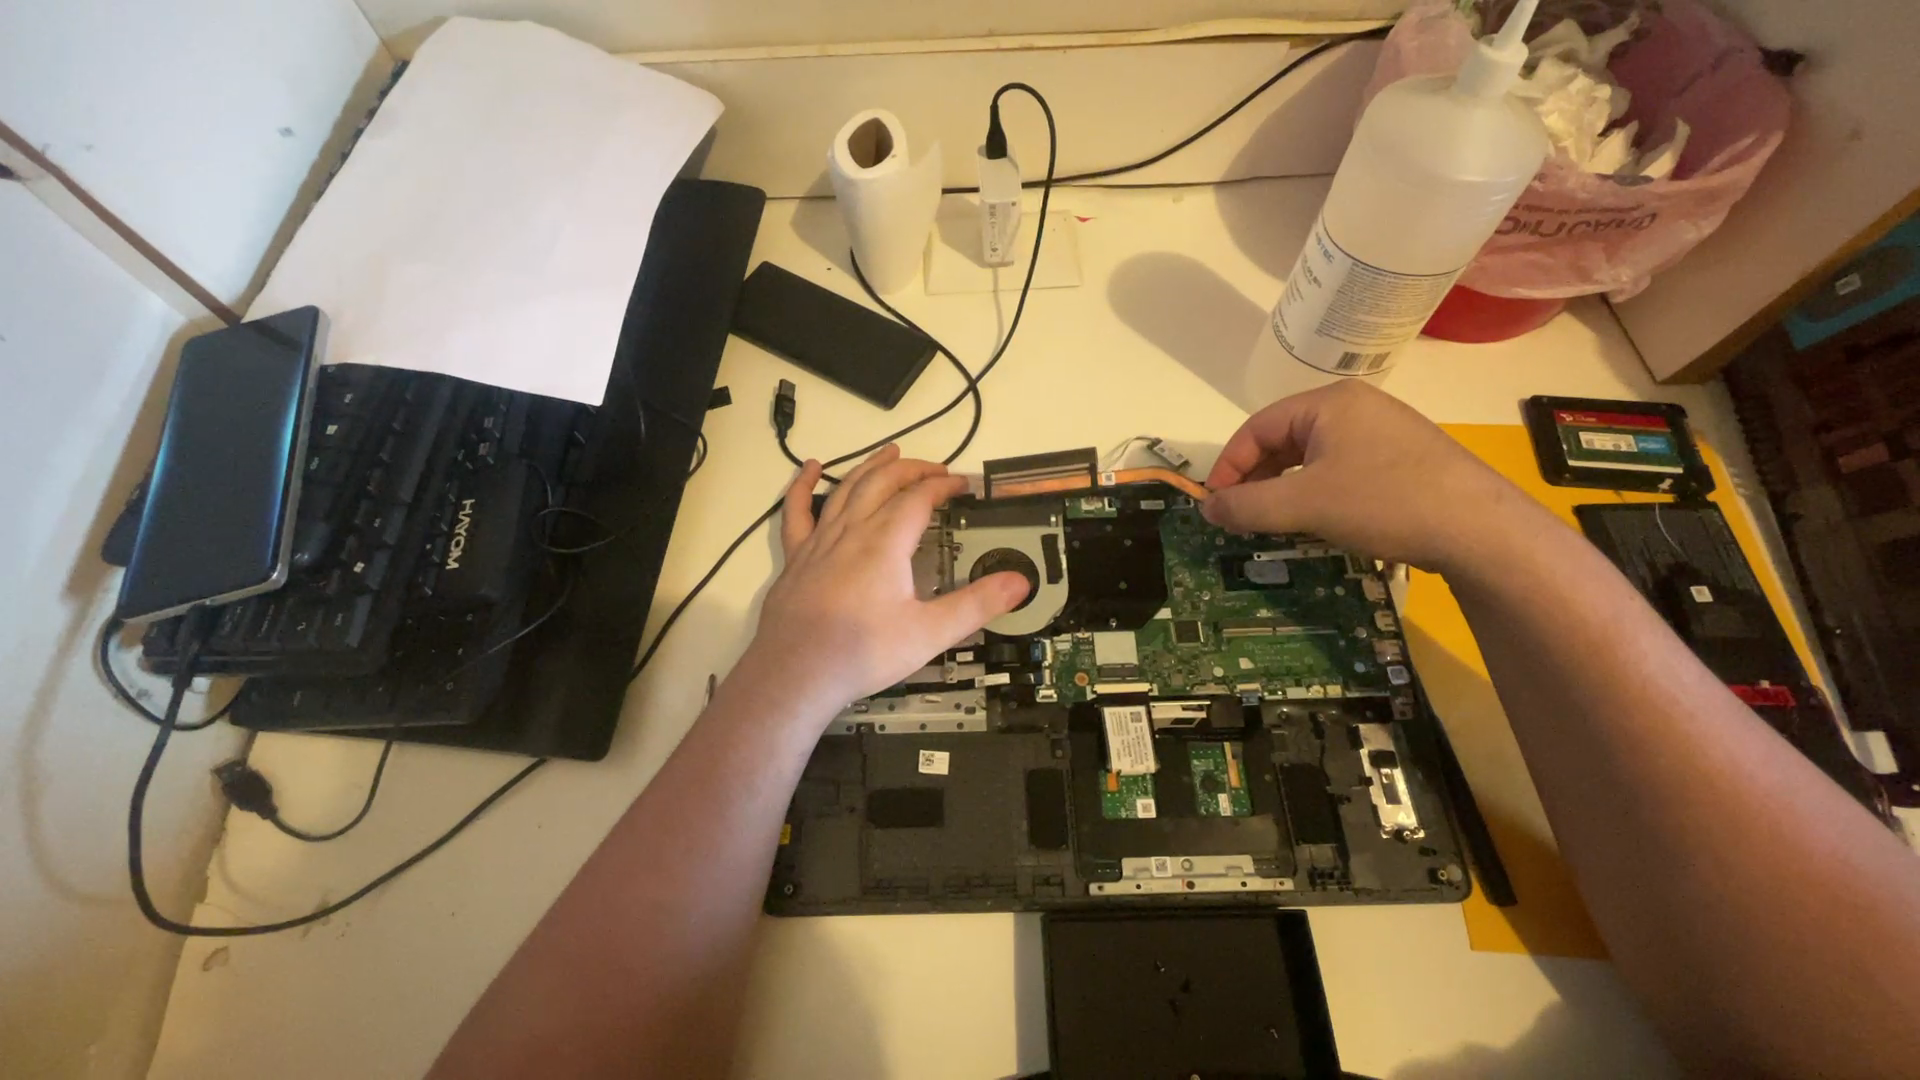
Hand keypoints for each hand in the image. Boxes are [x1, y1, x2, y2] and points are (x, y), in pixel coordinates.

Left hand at [747, 445, 1030, 713]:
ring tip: (890, 451)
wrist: (796, 673)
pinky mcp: (796, 557)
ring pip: (846, 489)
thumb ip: (976, 605)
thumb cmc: (864, 653)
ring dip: (871, 466)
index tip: (963, 485)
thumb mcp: (930, 633)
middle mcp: (852, 531)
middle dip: (913, 470)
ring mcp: (819, 541)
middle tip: (936, 470)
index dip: (944, 486)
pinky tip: (809, 468)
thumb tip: (1020, 582)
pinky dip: (803, 486)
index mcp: (886, 542)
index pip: (919, 498)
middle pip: (883, 483)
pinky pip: (797, 512)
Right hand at [1202, 382, 1544, 573]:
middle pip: (1284, 439)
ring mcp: (1384, 432)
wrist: (1480, 529)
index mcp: (1329, 402)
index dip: (1228, 466)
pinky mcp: (1403, 459)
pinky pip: (1341, 469)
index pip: (1257, 427)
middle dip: (1255, 478)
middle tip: (1239, 515)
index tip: (1214, 504)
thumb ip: (1247, 505)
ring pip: (1312, 457)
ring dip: (1284, 488)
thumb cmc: (1383, 501)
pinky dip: (1316, 492)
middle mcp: (1356, 407)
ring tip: (1272, 521)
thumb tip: (1207, 508)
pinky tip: (1317, 520)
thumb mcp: (1304, 505)